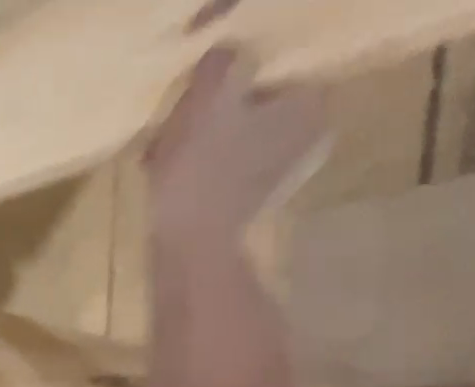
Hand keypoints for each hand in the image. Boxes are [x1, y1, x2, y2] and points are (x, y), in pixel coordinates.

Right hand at [145, 48, 329, 241]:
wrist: (191, 247)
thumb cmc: (202, 170)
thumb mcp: (205, 101)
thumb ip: (220, 63)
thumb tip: (224, 51)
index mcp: (311, 103)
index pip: (280, 65)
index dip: (238, 68)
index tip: (201, 84)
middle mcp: (310, 134)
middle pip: (257, 100)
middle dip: (214, 107)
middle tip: (176, 118)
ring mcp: (285, 171)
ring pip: (239, 133)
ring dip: (202, 137)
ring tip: (163, 150)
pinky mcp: (257, 199)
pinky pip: (229, 164)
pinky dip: (203, 164)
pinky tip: (170, 174)